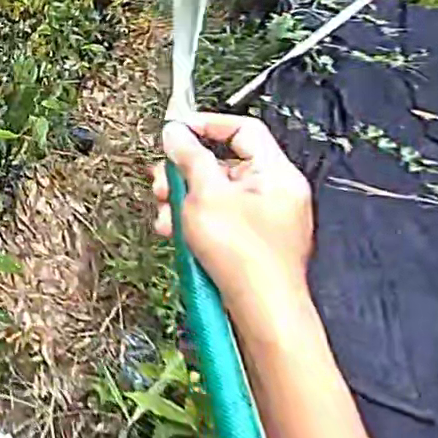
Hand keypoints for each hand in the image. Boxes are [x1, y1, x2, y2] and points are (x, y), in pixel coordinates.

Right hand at [151, 112, 313, 309]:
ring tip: (163, 212)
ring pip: (213, 190)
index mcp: (275, 174)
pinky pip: (215, 214)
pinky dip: (192, 218)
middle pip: (221, 161)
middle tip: (162, 181)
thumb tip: (176, 132)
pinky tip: (172, 229)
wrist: (260, 313)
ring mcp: (263, 217)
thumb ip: (189, 157)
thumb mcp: (205, 194)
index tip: (176, 131)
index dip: (206, 124)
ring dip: (181, 198)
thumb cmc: (243, 256)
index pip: (242, 129)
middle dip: (184, 171)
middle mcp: (274, 192)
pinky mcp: (250, 239)